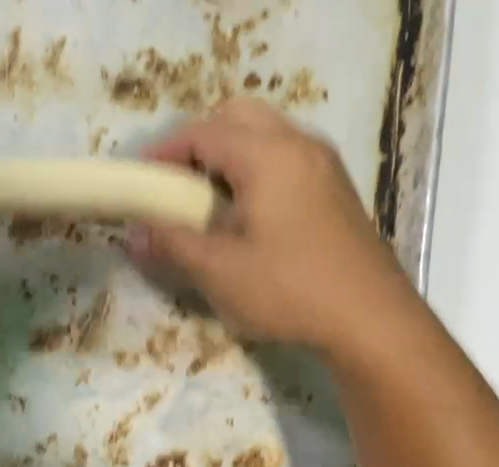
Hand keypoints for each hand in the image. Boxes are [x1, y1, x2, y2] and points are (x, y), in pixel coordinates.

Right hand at [130, 100, 422, 355]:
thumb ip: (171, 244)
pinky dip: (251, 171)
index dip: (164, 151)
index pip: (204, 131)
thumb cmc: (287, 288)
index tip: (137, 180)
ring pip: (263, 136)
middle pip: (238, 117)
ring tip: (200, 203)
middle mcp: (299, 145)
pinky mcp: (332, 190)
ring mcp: (321, 165)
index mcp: (268, 155)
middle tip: (171, 184)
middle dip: (197, 143)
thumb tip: (132, 234)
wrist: (367, 316)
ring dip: (225, 157)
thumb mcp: (217, 270)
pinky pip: (283, 159)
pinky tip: (238, 217)